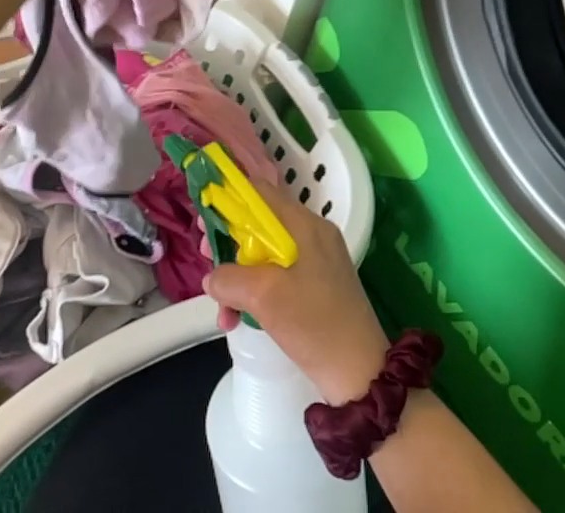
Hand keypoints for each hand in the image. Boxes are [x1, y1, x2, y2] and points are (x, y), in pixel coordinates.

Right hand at [204, 176, 390, 403]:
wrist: (359, 373)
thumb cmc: (314, 323)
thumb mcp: (263, 295)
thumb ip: (229, 277)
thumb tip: (212, 278)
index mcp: (305, 225)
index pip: (260, 193)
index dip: (228, 200)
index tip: (205, 222)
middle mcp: (312, 236)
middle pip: (259, 224)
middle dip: (229, 244)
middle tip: (207, 262)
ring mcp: (316, 262)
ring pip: (264, 255)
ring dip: (238, 277)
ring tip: (222, 309)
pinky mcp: (316, 287)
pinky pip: (276, 277)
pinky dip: (255, 294)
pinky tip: (237, 319)